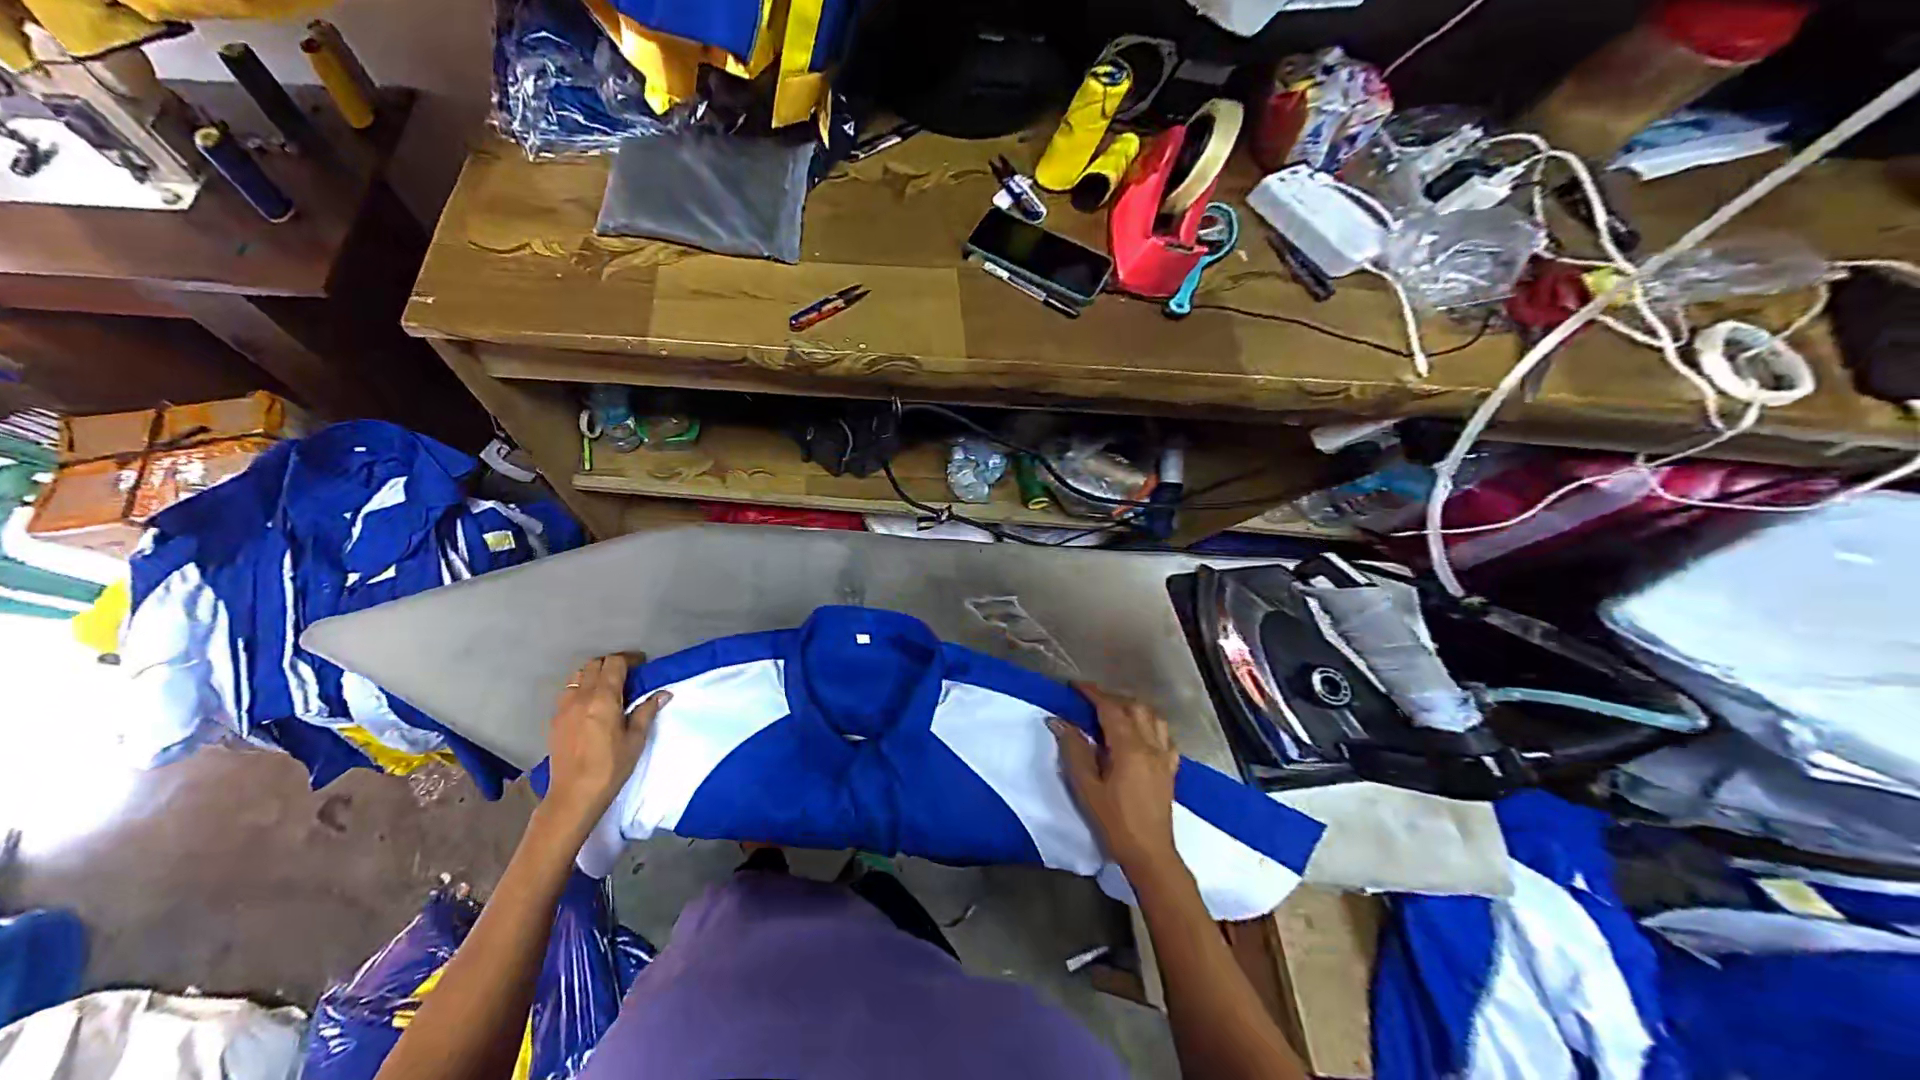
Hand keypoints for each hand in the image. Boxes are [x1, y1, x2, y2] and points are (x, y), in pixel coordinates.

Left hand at [541, 654, 669, 830]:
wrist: (574, 794)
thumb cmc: (611, 766)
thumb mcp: (636, 739)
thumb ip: (646, 711)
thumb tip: (662, 693)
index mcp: (602, 698)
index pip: (614, 663)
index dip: (629, 659)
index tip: (642, 664)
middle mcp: (580, 697)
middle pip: (594, 665)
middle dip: (612, 664)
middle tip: (628, 674)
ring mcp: (564, 707)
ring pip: (578, 675)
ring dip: (594, 674)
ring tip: (609, 687)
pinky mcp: (555, 719)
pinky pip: (568, 691)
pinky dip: (582, 688)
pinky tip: (591, 704)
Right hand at [1050, 682, 1180, 871]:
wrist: (1149, 853)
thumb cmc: (1113, 822)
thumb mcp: (1086, 788)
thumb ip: (1074, 751)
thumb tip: (1060, 721)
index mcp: (1129, 747)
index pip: (1110, 709)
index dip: (1093, 693)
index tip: (1076, 686)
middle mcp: (1150, 745)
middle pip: (1134, 708)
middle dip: (1112, 698)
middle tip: (1089, 700)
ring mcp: (1164, 757)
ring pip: (1153, 717)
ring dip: (1133, 707)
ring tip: (1114, 711)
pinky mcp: (1170, 770)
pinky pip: (1164, 736)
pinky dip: (1151, 725)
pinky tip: (1142, 734)